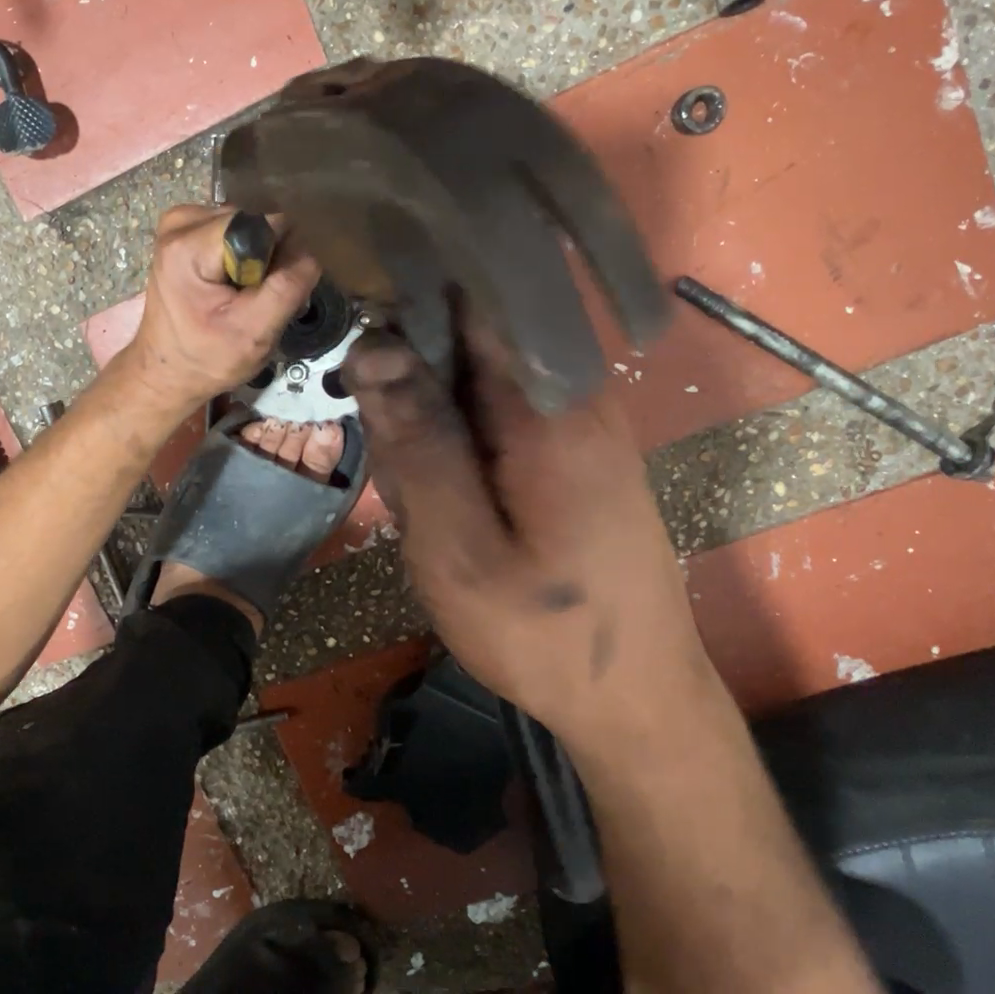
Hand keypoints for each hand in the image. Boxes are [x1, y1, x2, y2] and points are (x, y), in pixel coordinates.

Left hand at [117, 205, 319, 414]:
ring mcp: (179, 222)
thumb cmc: (206, 359)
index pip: (260, 225)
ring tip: (245, 294)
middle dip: (267, 256)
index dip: (279, 253)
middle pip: (252, 220)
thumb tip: (310, 246)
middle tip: (257, 298)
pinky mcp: (183, 230)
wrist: (167, 371)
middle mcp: (180, 221)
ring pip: (246, 224)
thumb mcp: (256, 333)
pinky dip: (241, 254)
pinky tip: (234, 283)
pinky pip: (232, 230)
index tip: (274, 290)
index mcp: (188, 244)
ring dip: (256, 257)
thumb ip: (287, 286)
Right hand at [343, 328, 709, 727]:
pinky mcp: (570, 449)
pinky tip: (446, 500)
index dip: (409, 294)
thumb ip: (418, 446)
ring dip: (430, 417)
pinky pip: (495, 414)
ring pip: (476, 377)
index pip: (477, 294)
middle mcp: (574, 393)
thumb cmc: (545, 636)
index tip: (358, 340)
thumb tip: (373, 346)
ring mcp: (576, 420)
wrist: (636, 699)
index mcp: (551, 404)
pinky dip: (456, 442)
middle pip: (471, 333)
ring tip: (420, 495)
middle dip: (410, 374)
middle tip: (391, 458)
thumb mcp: (460, 552)